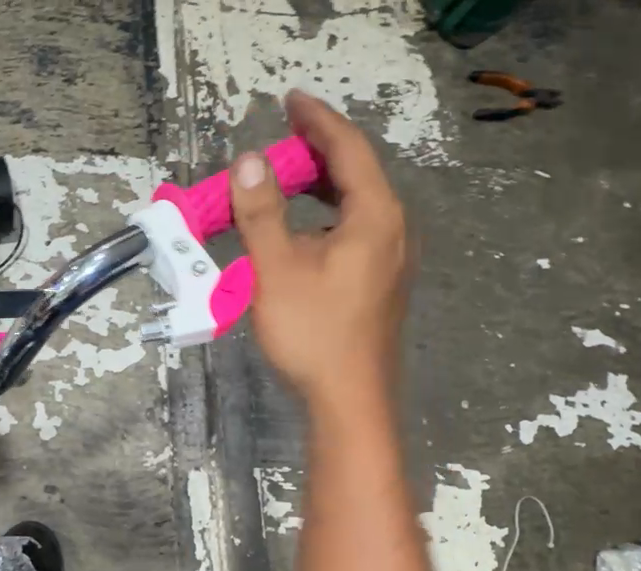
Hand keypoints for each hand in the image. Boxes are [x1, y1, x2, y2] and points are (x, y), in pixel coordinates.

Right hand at [230, 90, 411, 415]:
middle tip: (280, 142)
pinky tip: (301, 235)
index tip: (289, 101)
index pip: (347, 149)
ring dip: (320, 189)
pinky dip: (326, 218)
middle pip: (356, 174)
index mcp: (374, 215)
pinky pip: (355, 232)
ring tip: (283, 183)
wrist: (349, 399)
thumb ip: (261, 213)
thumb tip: (247, 163)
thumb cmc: (313, 333)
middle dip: (317, 153)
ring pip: (356, 206)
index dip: (316, 121)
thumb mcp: (277, 270)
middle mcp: (392, 229)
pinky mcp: (380, 284)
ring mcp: (391, 259)